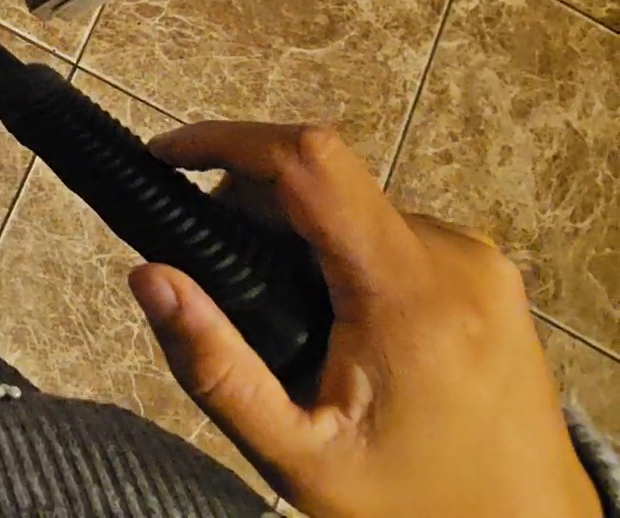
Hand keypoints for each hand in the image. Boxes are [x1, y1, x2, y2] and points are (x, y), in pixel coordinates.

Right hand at [127, 122, 599, 517]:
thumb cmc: (413, 506)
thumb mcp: (294, 455)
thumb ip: (213, 366)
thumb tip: (145, 274)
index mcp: (412, 295)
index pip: (311, 162)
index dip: (224, 139)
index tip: (162, 156)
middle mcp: (455, 257)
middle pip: (314, 178)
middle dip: (239, 202)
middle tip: (211, 273)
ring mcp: (472, 260)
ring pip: (337, 197)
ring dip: (273, 223)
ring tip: (258, 299)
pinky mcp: (475, 270)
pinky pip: (367, 219)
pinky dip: (311, 237)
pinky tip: (305, 300)